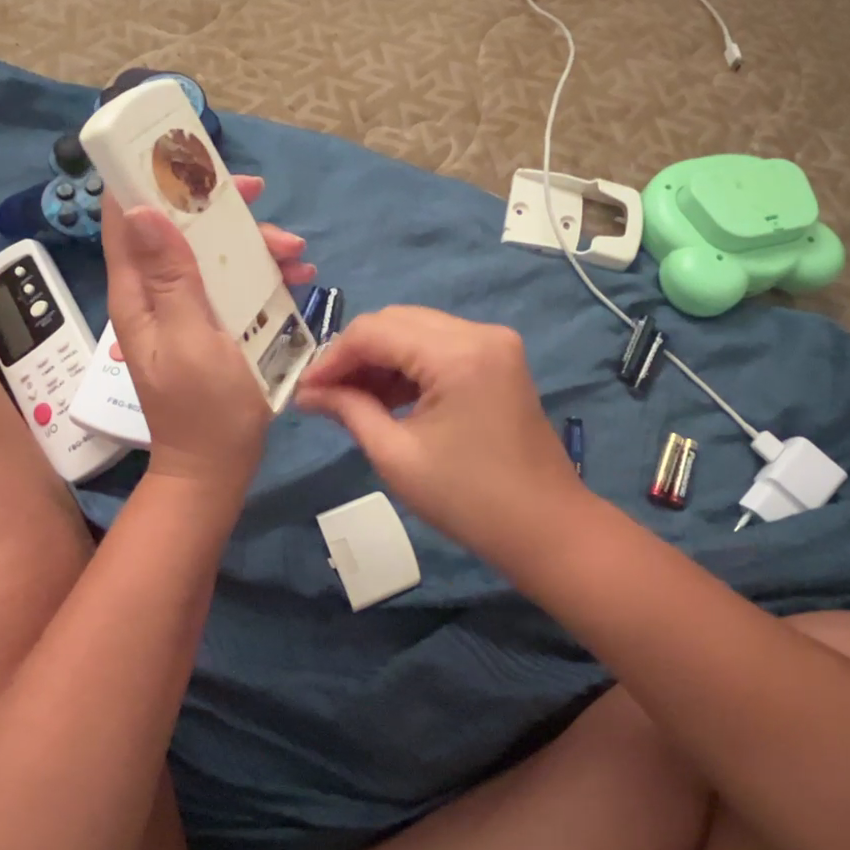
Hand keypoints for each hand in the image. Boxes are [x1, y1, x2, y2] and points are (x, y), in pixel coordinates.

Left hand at [101, 176, 310, 490]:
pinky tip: (298, 274)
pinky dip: (264, 271)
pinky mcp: (212, 323)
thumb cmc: (205, 409)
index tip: (183, 152)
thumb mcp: (192, 340)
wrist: (217, 468)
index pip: (125, 219)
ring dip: (252, 241)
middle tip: (258, 195)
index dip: (145, 178)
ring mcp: (186, 308)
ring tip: (297, 252)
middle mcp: (157, 293)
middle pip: (178, 228)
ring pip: (212, 252)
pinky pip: (234, 281)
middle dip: (217, 207)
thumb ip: (171, 278)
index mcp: (139, 294)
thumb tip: (142, 211)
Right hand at [293, 306, 582, 554]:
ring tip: (348, 400)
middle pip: (396, 322)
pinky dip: (409, 366)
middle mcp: (479, 333)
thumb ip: (350, 410)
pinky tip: (385, 397)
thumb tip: (308, 393)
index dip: (333, 357)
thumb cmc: (468, 500)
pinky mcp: (499, 359)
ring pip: (416, 331)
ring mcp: (494, 343)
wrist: (546, 527)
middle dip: (354, 355)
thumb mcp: (396, 456)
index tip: (304, 390)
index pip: (375, 331)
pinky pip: (440, 347)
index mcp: (457, 354)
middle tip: (322, 394)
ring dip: (380, 360)